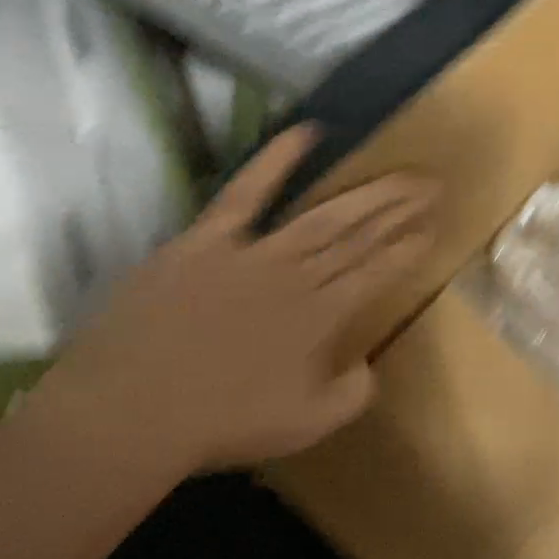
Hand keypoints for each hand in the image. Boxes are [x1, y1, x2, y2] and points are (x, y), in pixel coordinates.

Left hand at [34, 124, 435, 474]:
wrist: (126, 415)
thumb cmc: (220, 424)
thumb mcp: (307, 425)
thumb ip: (353, 393)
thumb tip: (368, 364)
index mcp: (324, 316)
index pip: (379, 271)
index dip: (410, 247)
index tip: (433, 228)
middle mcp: (299, 275)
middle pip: (361, 235)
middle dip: (402, 209)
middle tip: (432, 186)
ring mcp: (252, 253)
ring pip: (324, 215)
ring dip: (368, 193)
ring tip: (401, 174)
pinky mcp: (204, 241)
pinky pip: (244, 193)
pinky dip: (276, 161)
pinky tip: (306, 133)